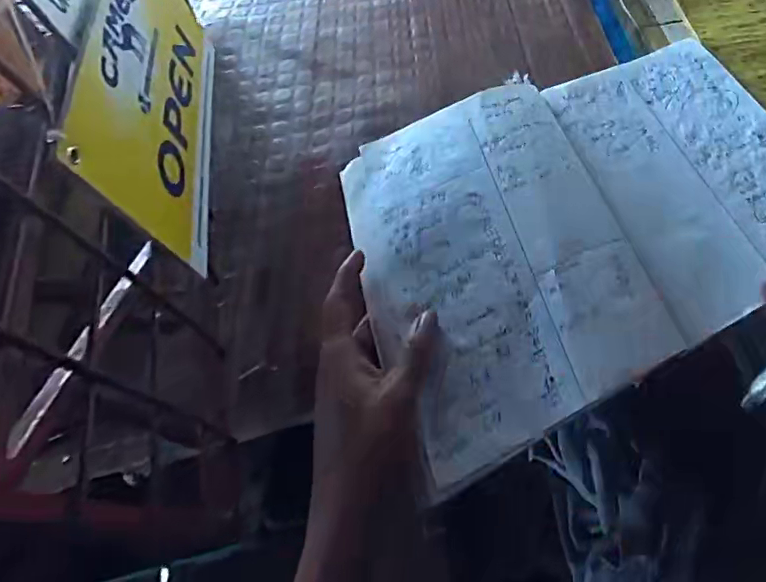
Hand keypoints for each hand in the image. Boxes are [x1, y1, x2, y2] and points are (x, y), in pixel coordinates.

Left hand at [310, 248, 440, 503]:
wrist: (346, 513)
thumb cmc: (367, 450)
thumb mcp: (397, 399)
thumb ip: (414, 356)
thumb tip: (427, 314)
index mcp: (338, 356)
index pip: (337, 302)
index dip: (347, 275)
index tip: (363, 252)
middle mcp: (338, 367)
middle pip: (357, 324)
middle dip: (380, 303)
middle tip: (411, 280)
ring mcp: (347, 391)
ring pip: (370, 349)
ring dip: (392, 334)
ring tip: (425, 314)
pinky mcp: (358, 411)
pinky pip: (377, 372)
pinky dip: (395, 361)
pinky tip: (424, 362)